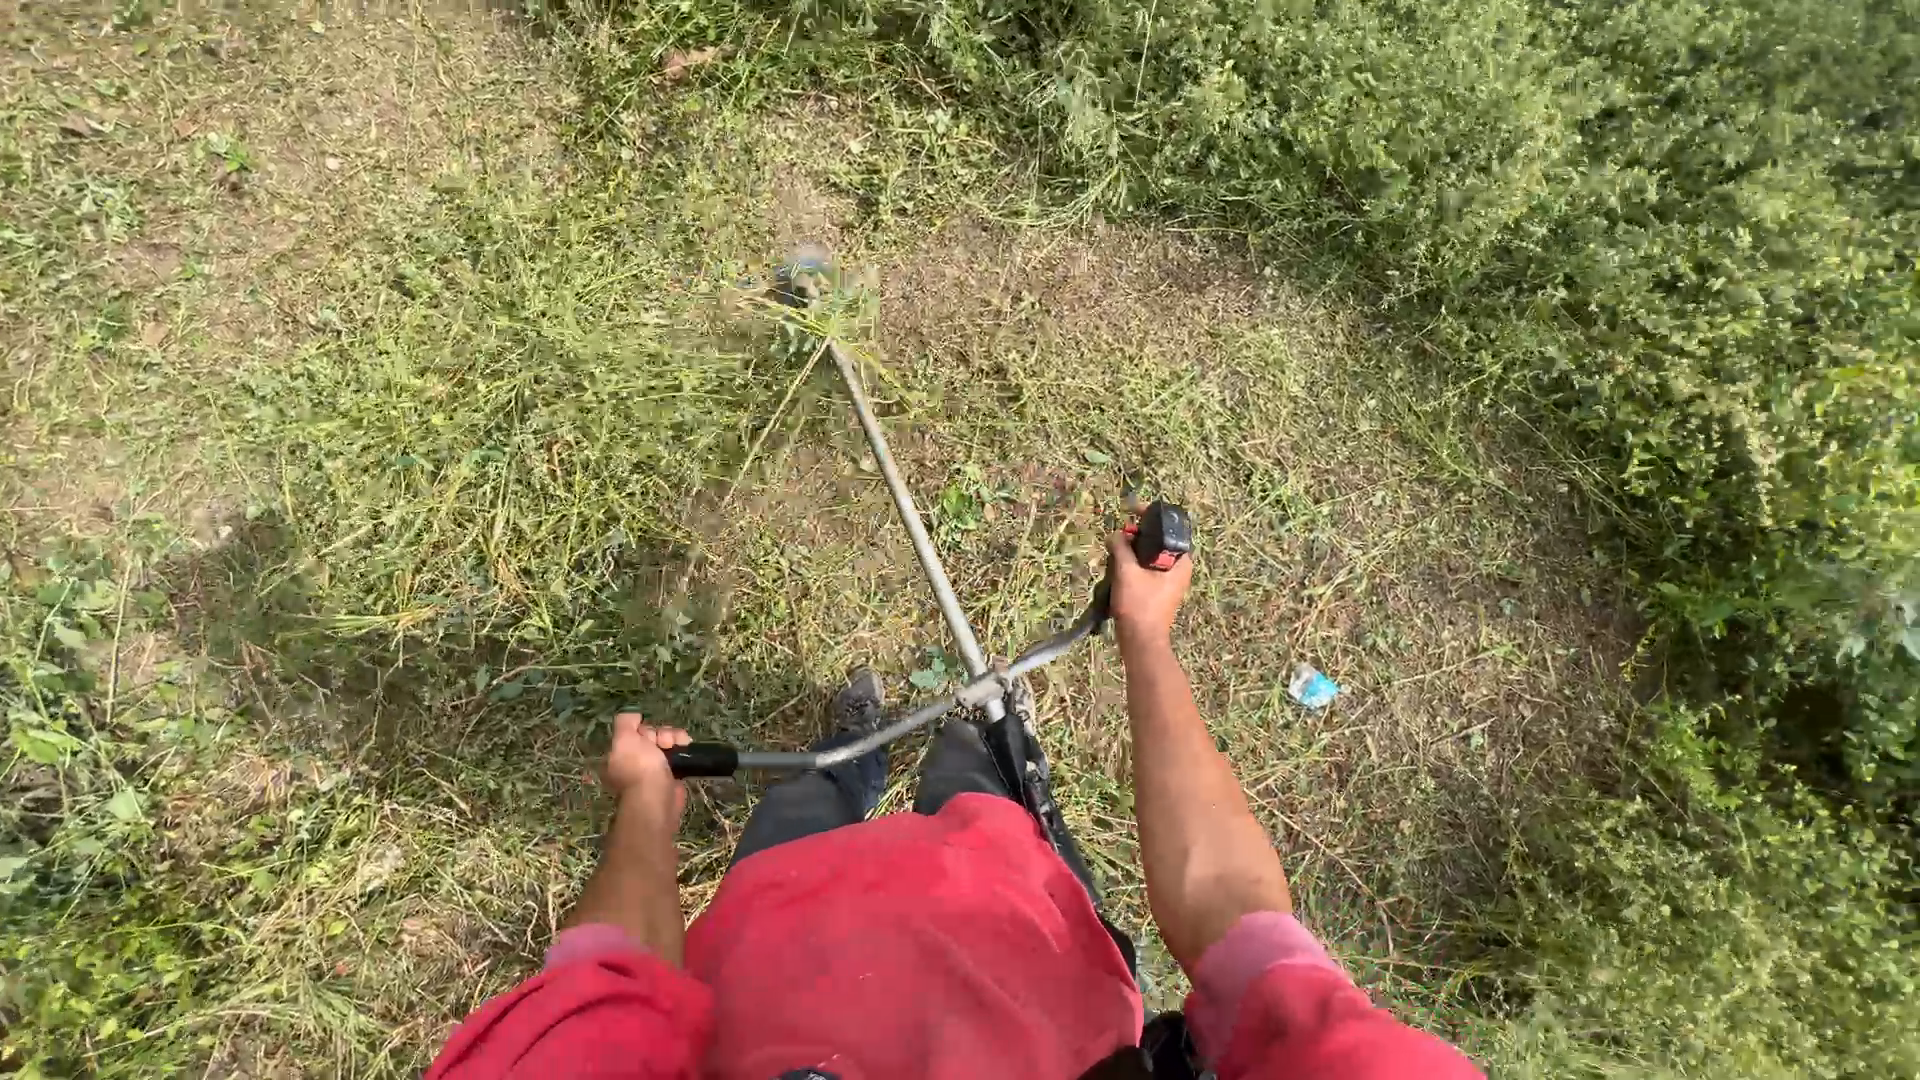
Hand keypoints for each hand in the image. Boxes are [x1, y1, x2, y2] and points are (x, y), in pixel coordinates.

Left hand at [603, 712, 690, 824]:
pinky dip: (683, 749)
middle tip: (666, 742)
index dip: (645, 729)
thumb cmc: (639, 767)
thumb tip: (635, 715)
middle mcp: (635, 761)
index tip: (650, 735)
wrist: (657, 797)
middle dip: (663, 734)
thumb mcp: (624, 739)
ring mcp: (653, 769)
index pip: (635, 732)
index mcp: (621, 755)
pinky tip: (686, 748)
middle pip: (653, 736)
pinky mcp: (670, 774)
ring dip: (675, 738)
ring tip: (681, 744)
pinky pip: (677, 755)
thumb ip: (625, 722)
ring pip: (667, 743)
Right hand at [1107, 528, 1192, 647]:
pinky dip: (1132, 565)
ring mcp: (1170, 581)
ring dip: (1131, 552)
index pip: (1168, 528)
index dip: (1148, 516)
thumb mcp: (1126, 571)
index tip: (1130, 510)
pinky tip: (1117, 569)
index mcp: (1181, 561)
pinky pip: (1146, 569)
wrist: (1140, 641)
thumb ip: (1120, 547)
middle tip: (1118, 537)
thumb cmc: (1138, 605)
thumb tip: (1115, 535)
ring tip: (1114, 553)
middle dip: (1136, 537)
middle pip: (1157, 541)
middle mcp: (1180, 568)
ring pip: (1149, 556)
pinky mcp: (1159, 591)